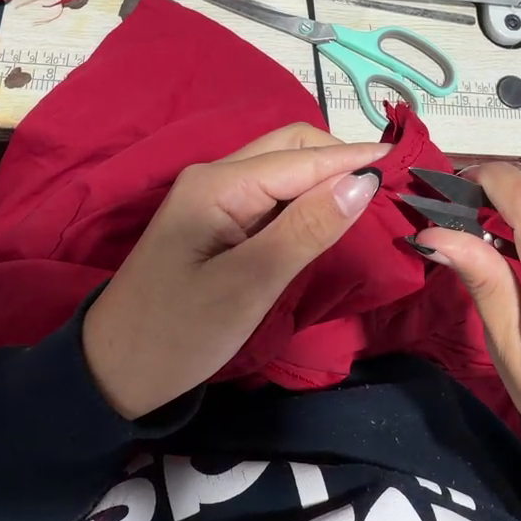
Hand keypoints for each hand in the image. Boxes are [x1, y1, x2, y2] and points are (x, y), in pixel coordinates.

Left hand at [82, 124, 387, 418]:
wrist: (112, 371)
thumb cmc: (178, 333)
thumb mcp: (248, 284)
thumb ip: (306, 230)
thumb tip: (363, 183)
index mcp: (219, 184)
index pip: (303, 158)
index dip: (356, 160)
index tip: (408, 164)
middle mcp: (216, 176)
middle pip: (292, 148)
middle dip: (342, 159)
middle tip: (393, 184)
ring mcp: (214, 196)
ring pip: (283, 168)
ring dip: (327, 175)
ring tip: (374, 195)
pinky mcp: (217, 219)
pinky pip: (271, 193)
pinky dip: (307, 197)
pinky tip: (332, 213)